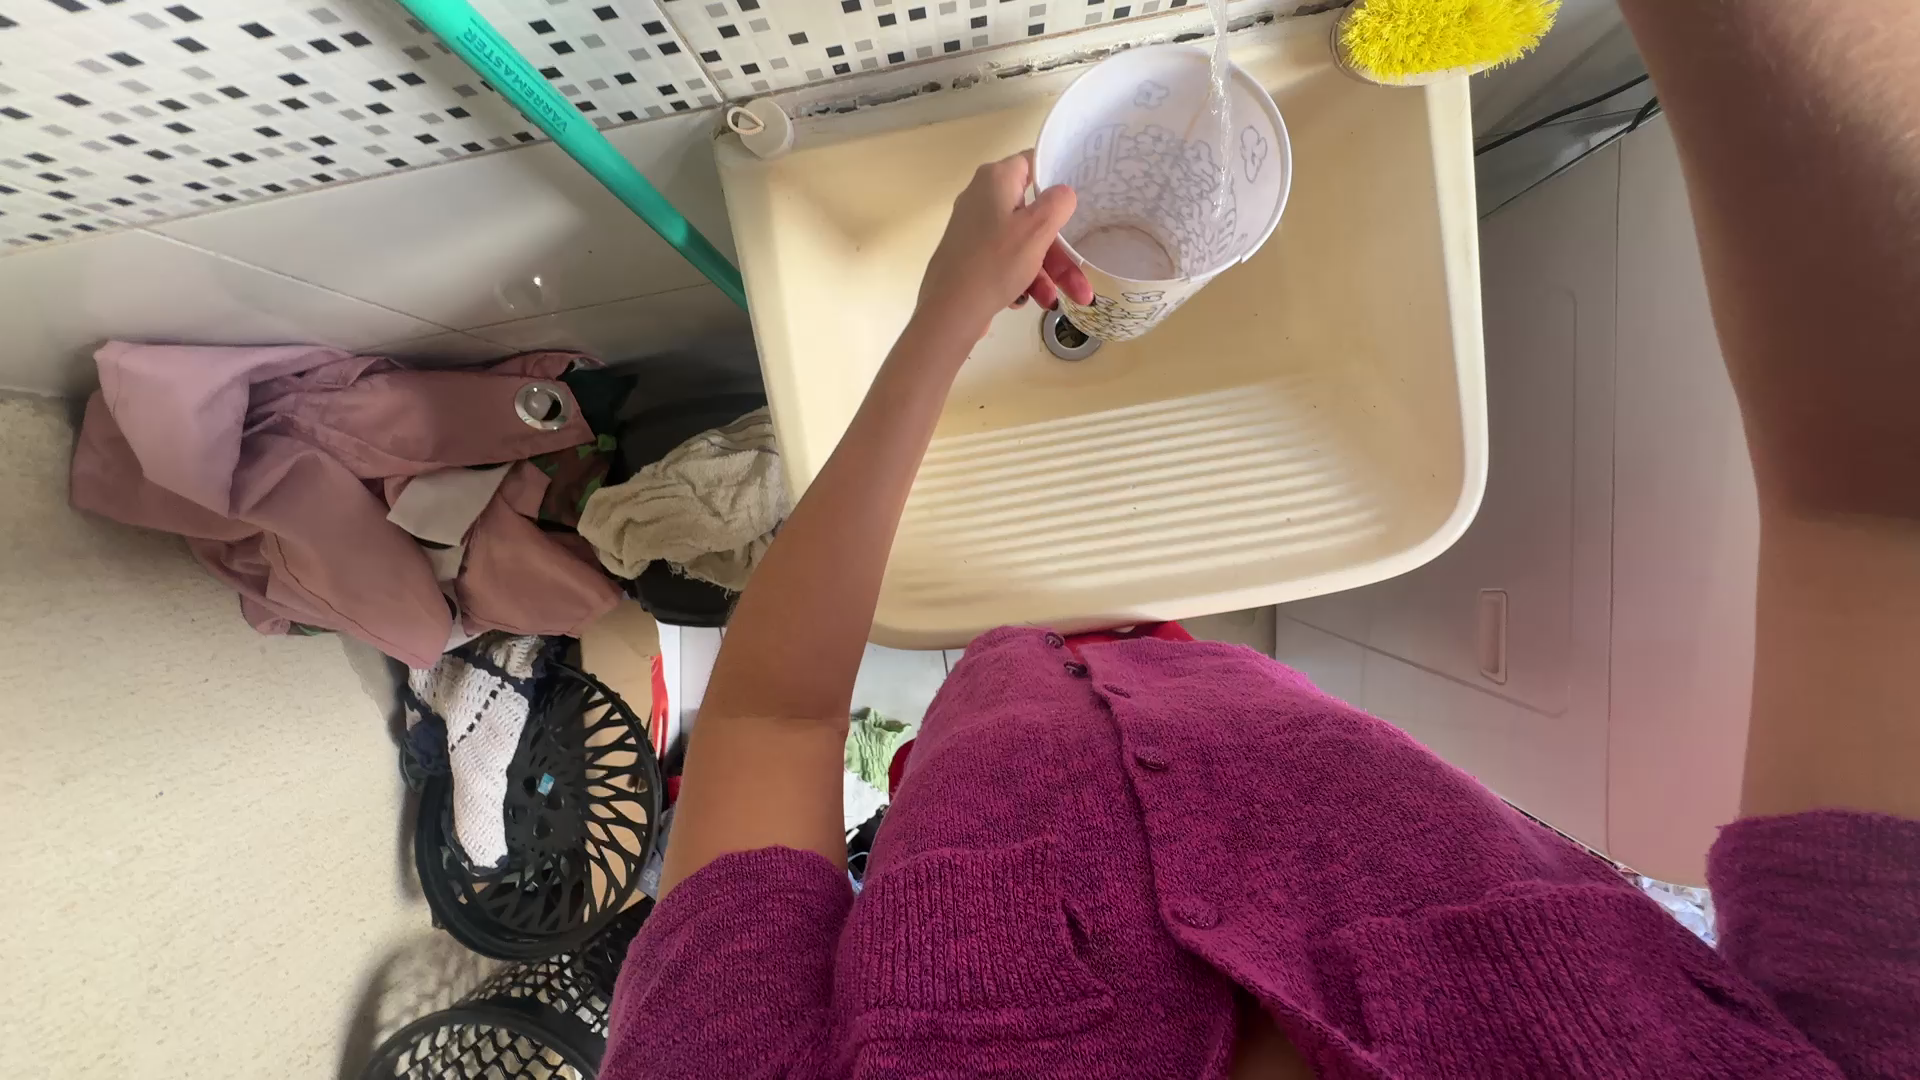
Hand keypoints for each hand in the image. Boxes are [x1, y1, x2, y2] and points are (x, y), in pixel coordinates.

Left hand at [913, 151, 1094, 341]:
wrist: (950, 312)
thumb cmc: (995, 263)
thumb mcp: (1036, 229)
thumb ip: (1058, 204)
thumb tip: (1063, 194)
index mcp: (995, 179)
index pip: (1032, 164)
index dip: (1056, 179)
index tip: (1077, 198)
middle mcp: (981, 199)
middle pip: (1031, 218)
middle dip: (1058, 255)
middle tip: (1078, 283)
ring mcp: (972, 231)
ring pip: (1020, 246)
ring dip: (1042, 274)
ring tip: (1052, 301)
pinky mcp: (968, 258)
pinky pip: (1003, 262)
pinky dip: (1018, 279)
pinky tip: (1022, 301)